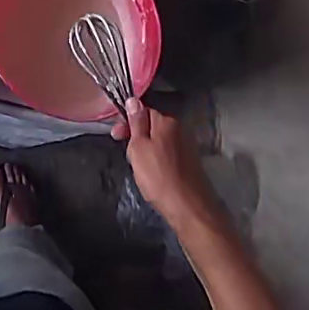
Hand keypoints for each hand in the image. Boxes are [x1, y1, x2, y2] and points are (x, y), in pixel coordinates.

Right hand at [113, 97, 221, 228]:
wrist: (190, 209)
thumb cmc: (158, 176)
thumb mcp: (139, 147)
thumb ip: (136, 122)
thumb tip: (133, 99)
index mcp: (166, 121)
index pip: (142, 110)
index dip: (127, 121)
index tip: (117, 135)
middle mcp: (179, 129)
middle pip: (152, 125)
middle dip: (137, 136)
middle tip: (127, 154)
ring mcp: (187, 146)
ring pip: (160, 141)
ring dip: (147, 149)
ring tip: (139, 167)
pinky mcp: (191, 163)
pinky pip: (168, 154)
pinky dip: (158, 160)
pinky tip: (153, 174)